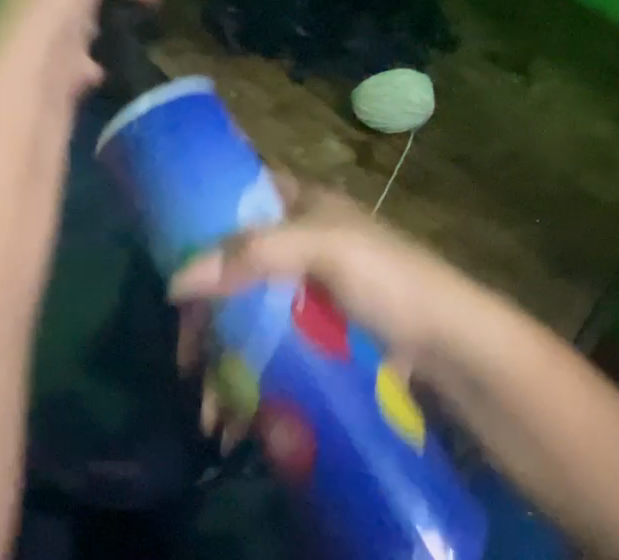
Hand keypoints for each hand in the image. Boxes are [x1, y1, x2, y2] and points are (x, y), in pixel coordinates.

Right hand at [168, 174, 487, 443]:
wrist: (452, 345)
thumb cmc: (392, 282)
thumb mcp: (327, 251)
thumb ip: (255, 254)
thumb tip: (177, 280)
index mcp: (307, 208)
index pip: (243, 198)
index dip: (203, 220)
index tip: (167, 259)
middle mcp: (302, 245)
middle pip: (235, 271)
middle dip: (207, 318)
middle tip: (187, 360)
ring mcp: (310, 295)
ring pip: (248, 319)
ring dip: (224, 362)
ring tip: (211, 412)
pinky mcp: (319, 338)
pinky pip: (270, 354)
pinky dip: (250, 383)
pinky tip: (236, 422)